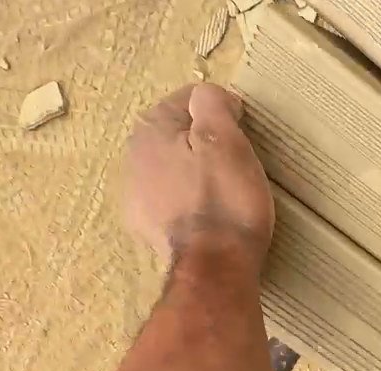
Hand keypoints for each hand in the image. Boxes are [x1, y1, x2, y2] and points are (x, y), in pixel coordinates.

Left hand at [123, 83, 272, 265]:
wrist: (214, 266)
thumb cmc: (226, 201)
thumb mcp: (227, 143)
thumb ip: (214, 107)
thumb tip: (212, 95)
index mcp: (153, 129)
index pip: (187, 101)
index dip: (219, 111)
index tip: (246, 129)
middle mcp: (135, 155)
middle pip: (175, 137)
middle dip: (201, 144)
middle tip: (236, 164)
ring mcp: (136, 194)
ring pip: (169, 170)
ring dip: (191, 175)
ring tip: (221, 194)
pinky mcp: (147, 228)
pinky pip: (168, 204)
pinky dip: (184, 205)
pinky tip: (204, 218)